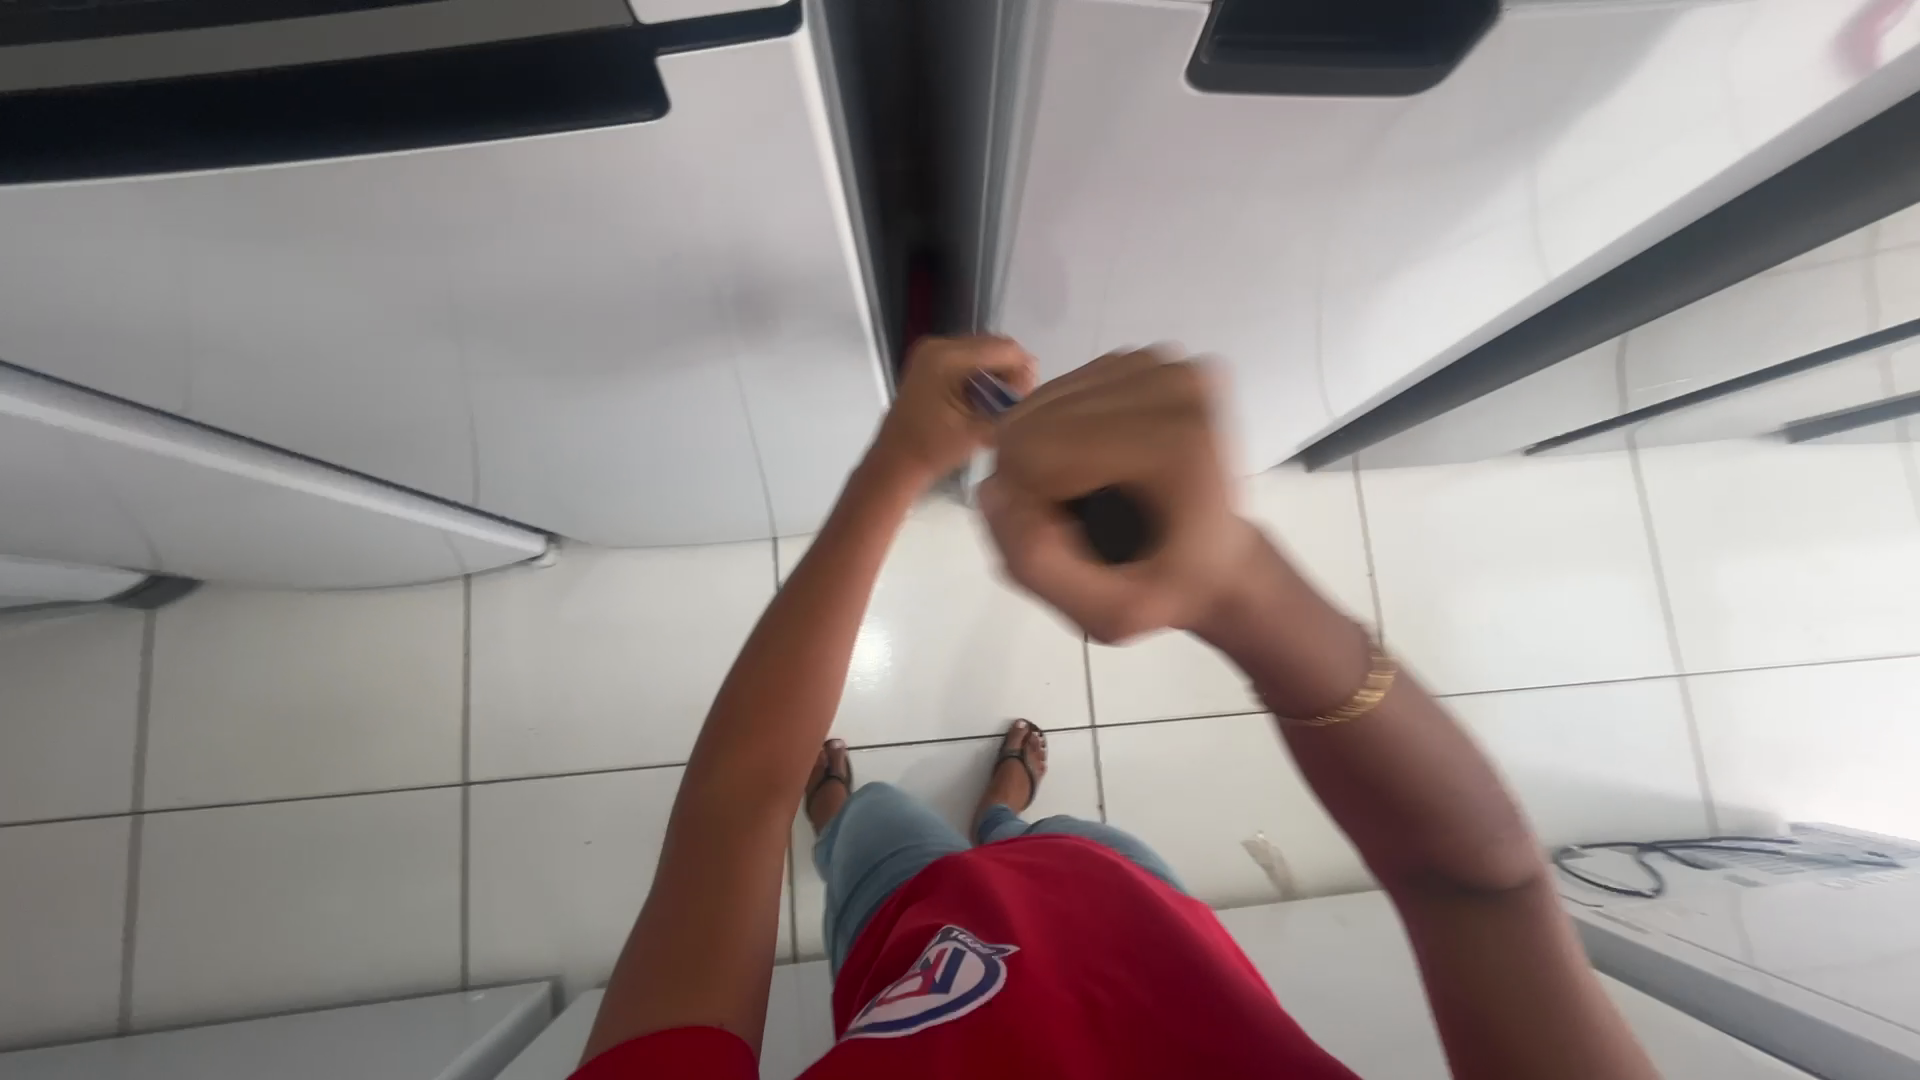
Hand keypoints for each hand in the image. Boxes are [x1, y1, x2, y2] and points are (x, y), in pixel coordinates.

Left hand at [870, 335, 1036, 483]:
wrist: (895, 463)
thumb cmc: (934, 451)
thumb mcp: (979, 430)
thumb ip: (1009, 406)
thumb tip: (1030, 391)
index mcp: (947, 357)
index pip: (1003, 348)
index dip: (1023, 369)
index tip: (1028, 397)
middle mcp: (937, 345)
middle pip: (992, 344)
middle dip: (1010, 370)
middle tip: (1017, 400)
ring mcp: (930, 351)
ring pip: (981, 350)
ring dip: (996, 372)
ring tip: (1002, 401)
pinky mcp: (928, 362)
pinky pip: (966, 358)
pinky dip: (980, 374)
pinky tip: (983, 398)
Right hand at [978, 347, 1260, 642]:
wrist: (1220, 557)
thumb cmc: (1170, 588)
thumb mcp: (1108, 614)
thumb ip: (1038, 566)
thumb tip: (992, 491)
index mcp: (1176, 442)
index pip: (1034, 449)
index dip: (1025, 506)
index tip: (1061, 539)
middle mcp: (1174, 384)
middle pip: (1032, 421)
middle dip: (1028, 479)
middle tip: (1068, 519)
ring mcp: (1162, 363)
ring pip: (1039, 404)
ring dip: (1040, 456)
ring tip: (1082, 495)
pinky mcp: (1147, 359)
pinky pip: (1060, 392)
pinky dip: (1057, 432)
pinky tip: (1089, 464)